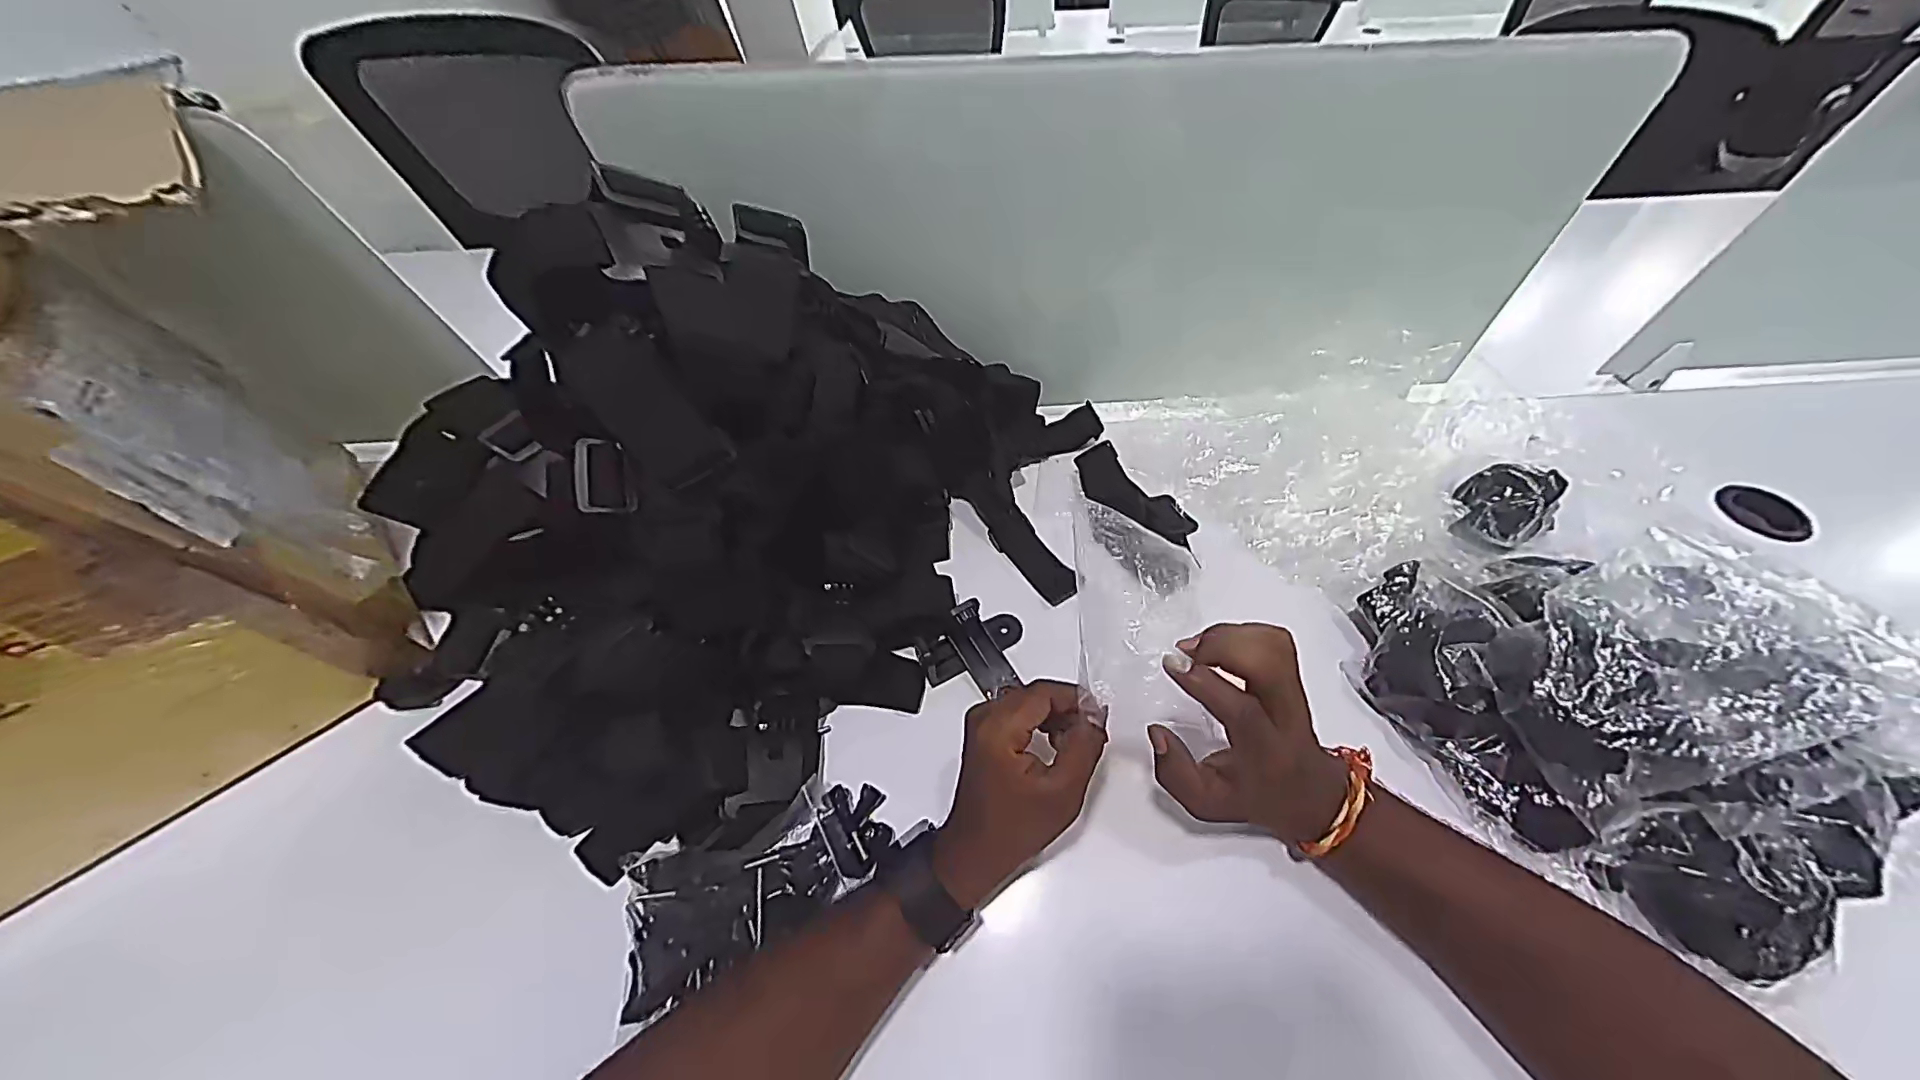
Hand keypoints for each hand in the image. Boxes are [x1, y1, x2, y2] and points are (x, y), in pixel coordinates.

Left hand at [934, 680, 1107, 908]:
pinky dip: (1039, 725)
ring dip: (1054, 718)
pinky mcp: (983, 734)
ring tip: (1073, 744)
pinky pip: (1017, 715)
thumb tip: (1094, 719)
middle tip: (1090, 730)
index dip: (1076, 699)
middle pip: (1035, 695)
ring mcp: (980, 725)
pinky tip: (1054, 747)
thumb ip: (1084, 747)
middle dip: (1067, 710)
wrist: (977, 851)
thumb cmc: (1008, 830)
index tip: (1096, 713)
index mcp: (998, 728)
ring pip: (1027, 703)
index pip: (1043, 692)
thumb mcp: (1063, 790)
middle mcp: (984, 719)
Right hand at [1149, 623, 1349, 845]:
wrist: (1308, 791)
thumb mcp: (1206, 801)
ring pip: (1273, 644)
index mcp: (1265, 750)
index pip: (1241, 708)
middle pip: (1268, 663)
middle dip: (1221, 645)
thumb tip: (1158, 734)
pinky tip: (1219, 645)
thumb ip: (1173, 772)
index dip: (1203, 681)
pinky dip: (1240, 633)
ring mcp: (1294, 691)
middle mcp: (1286, 715)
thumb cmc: (1257, 793)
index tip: (1173, 664)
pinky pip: (1273, 639)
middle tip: (1188, 652)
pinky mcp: (1292, 674)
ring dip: (1229, 636)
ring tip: (1199, 648)